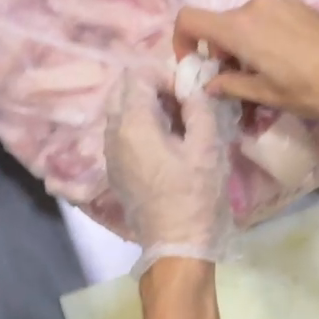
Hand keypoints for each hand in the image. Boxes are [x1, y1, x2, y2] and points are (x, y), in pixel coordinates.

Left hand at [107, 71, 235, 271]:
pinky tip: (169, 145)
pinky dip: (143, 127)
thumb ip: (199, 109)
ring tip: (180, 125)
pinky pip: (124, 133)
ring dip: (149, 108)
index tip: (189, 92)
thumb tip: (193, 89)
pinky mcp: (117, 170)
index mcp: (133, 124)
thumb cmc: (195, 195)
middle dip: (153, 88)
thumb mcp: (207, 149)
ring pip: (122, 112)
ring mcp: (111, 153)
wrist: (176, 244)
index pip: (137, 75)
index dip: (165, 75)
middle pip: (124, 90)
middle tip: (184, 104)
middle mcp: (113, 134)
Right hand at [175, 0, 318, 119]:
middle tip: (237, 83)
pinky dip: (264, 37)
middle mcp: (255, 5)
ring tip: (266, 76)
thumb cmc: (313, 89)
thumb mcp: (267, 95)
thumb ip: (231, 86)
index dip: (182, 42)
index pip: (189, 19)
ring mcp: (280, 2)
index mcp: (240, 27)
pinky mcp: (300, 5)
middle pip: (220, 23)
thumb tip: (209, 84)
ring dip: (244, 46)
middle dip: (220, 52)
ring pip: (246, 22)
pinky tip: (287, 62)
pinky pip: (268, 19)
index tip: (197, 66)